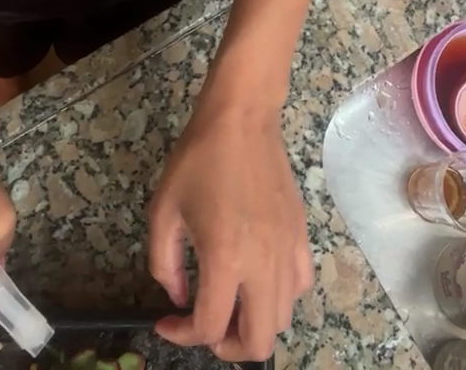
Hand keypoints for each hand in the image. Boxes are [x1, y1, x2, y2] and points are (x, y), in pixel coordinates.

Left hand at [149, 89, 312, 361]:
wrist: (242, 118)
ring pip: (283, 317)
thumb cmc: (198, 158)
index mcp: (225, 258)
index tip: (165, 320)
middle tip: (205, 324)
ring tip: (230, 302)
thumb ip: (164, 263)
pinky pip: (300, 284)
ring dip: (254, 322)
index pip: (210, 327)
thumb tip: (179, 296)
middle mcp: (263, 262)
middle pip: (260, 342)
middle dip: (227, 347)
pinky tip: (258, 276)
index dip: (182, 335)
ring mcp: (288, 248)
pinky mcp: (301, 233)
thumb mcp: (163, 209)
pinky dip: (280, 295)